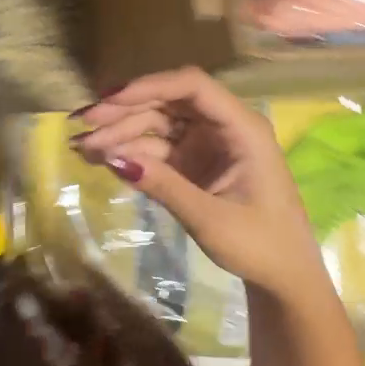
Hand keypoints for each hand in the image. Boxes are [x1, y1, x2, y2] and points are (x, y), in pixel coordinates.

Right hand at [71, 67, 331, 303]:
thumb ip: (165, 185)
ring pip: (154, 124)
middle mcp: (222, 126)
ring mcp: (205, 143)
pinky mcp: (191, 162)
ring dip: (118, 133)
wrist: (283, 280)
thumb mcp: (211, 219)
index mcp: (242, 128)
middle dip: (122, 111)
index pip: (192, 87)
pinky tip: (100, 158)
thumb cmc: (261, 246)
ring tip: (81, 147)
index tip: (108, 99)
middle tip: (81, 123)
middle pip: (166, 103)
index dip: (149, 86)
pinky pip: (154, 148)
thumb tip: (114, 158)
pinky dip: (128, 152)